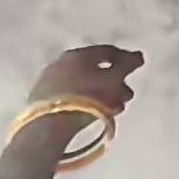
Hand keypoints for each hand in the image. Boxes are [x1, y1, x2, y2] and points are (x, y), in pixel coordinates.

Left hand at [27, 44, 143, 129]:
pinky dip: (86, 102)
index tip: (138, 68)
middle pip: (95, 70)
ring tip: (115, 109)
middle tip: (127, 95)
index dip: (126, 58)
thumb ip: (128, 64)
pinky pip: (71, 97)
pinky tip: (97, 113)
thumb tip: (137, 55)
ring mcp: (48, 83)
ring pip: (84, 85)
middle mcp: (61, 63)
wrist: (49, 127)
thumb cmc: (88, 97)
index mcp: (78, 54)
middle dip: (115, 82)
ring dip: (103, 95)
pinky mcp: (40, 102)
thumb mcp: (114, 79)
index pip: (107, 51)